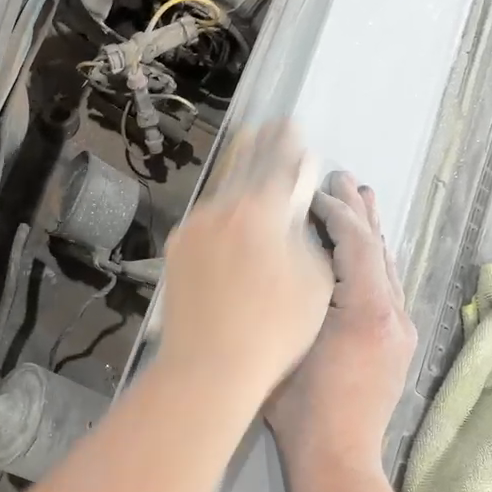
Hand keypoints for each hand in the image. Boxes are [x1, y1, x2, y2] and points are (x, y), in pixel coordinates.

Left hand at [155, 123, 333, 401]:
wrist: (208, 366)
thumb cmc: (275, 329)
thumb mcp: (314, 279)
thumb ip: (308, 232)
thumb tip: (301, 202)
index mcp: (260, 210)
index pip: (279, 162)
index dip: (289, 143)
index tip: (293, 126)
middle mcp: (222, 207)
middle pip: (244, 164)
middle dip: (260, 144)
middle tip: (268, 127)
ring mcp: (194, 226)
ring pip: (222, 189)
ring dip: (238, 174)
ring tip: (249, 157)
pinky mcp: (177, 248)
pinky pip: (206, 215)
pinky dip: (222, 206)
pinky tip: (228, 211)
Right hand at [266, 171, 416, 472]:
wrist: (337, 459)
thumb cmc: (300, 403)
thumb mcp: (291, 340)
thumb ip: (298, 294)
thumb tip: (290, 254)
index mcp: (368, 308)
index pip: (357, 242)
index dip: (335, 211)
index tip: (312, 192)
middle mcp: (394, 313)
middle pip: (377, 247)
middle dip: (358, 211)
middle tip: (345, 177)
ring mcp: (400, 329)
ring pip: (387, 266)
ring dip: (370, 232)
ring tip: (363, 198)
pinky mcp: (397, 344)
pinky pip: (389, 288)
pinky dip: (373, 260)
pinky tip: (366, 252)